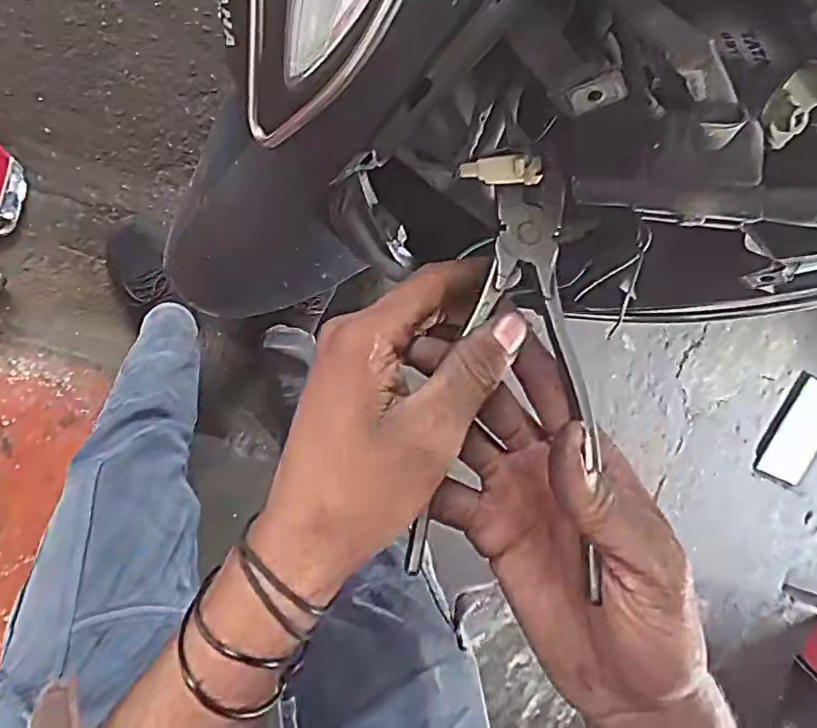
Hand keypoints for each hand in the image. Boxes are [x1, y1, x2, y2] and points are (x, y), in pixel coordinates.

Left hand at [247, 261, 530, 606]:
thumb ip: (472, 370)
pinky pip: (400, 358)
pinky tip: (459, 395)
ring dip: (455, 351)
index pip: (430, 282)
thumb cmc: (352, 496)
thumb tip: (504, 329)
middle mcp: (349, 339)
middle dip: (471, 321)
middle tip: (510, 338)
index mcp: (362, 337)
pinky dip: (433, 370)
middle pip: (424, 307)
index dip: (476, 278)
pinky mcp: (350, 382)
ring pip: (415, 335)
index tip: (508, 281)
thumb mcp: (431, 430)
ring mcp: (346, 360)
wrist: (306, 538)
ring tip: (492, 376)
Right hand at [411, 333, 726, 726]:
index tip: (503, 326)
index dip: (529, 357)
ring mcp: (515, 496)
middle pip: (501, 405)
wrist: (630, 690)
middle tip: (441, 350)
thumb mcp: (649, 558)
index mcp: (588, 462)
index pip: (555, 393)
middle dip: (472, 373)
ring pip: (470, 439)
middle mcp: (546, 469)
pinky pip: (452, 496)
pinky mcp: (492, 531)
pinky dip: (428, 481)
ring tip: (416, 393)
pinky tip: (410, 468)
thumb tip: (573, 441)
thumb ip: (607, 500)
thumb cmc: (659, 622)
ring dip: (444, 415)